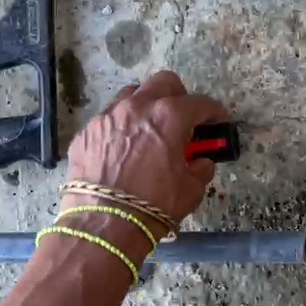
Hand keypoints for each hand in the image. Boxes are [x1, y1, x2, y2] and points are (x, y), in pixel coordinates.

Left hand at [63, 71, 230, 231]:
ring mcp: (108, 116)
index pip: (200, 103)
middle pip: (164, 82)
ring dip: (146, 105)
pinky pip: (109, 117)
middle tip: (183, 118)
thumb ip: (200, 169)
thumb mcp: (191, 190)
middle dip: (179, 96)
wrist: (103, 223)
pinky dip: (122, 126)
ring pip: (132, 94)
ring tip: (150, 129)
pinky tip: (125, 147)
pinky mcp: (87, 132)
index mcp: (169, 117)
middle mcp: (138, 107)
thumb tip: (201, 162)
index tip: (218, 120)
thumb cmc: (153, 205)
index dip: (214, 112)